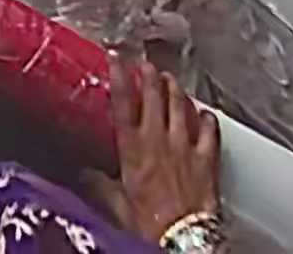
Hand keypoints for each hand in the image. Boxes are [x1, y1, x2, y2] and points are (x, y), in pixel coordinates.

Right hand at [85, 59, 221, 243]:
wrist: (184, 244)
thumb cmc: (150, 227)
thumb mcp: (117, 207)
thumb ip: (100, 185)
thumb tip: (82, 173)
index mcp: (133, 147)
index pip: (124, 101)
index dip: (119, 75)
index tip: (116, 56)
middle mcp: (158, 139)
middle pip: (153, 95)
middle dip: (148, 74)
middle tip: (145, 62)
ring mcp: (184, 145)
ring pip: (180, 105)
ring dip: (174, 87)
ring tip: (170, 77)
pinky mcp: (206, 158)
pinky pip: (209, 130)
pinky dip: (207, 118)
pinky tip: (205, 112)